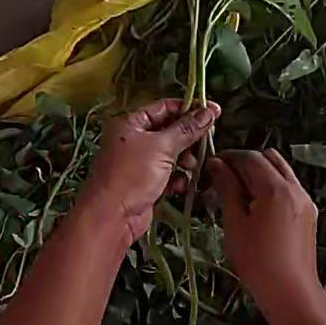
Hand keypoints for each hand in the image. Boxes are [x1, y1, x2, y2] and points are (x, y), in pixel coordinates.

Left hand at [80, 99, 219, 243]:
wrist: (112, 217)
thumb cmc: (133, 175)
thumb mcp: (162, 147)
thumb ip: (187, 129)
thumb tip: (210, 111)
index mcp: (131, 123)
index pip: (164, 108)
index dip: (189, 109)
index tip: (213, 112)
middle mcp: (134, 140)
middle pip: (170, 131)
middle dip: (189, 139)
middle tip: (206, 144)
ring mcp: (140, 162)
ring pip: (172, 154)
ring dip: (185, 160)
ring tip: (191, 167)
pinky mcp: (147, 182)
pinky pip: (169, 174)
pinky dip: (177, 178)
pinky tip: (180, 186)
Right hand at [207, 149, 323, 322]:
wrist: (290, 291)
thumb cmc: (256, 261)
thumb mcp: (235, 223)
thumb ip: (227, 190)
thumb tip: (217, 165)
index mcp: (276, 188)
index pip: (251, 158)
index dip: (229, 157)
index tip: (211, 166)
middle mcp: (295, 188)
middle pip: (269, 158)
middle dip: (246, 162)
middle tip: (225, 178)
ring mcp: (305, 200)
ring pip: (282, 171)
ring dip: (260, 173)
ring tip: (239, 192)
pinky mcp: (308, 213)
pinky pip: (289, 187)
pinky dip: (272, 186)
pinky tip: (257, 206)